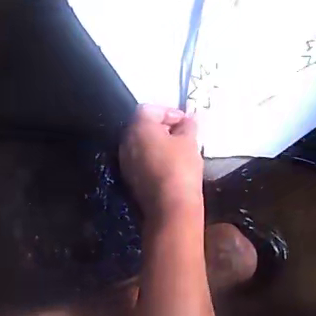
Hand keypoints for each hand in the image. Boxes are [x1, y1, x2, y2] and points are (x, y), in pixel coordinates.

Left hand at [120, 105, 202, 222]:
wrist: (170, 207)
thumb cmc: (180, 168)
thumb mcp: (189, 142)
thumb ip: (188, 126)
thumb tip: (188, 119)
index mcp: (138, 128)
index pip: (149, 108)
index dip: (168, 111)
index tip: (185, 121)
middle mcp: (126, 142)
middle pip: (142, 125)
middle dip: (162, 126)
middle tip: (182, 134)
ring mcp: (125, 161)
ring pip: (141, 144)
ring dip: (158, 142)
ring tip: (178, 150)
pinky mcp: (130, 178)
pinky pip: (141, 160)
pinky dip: (153, 157)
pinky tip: (170, 165)